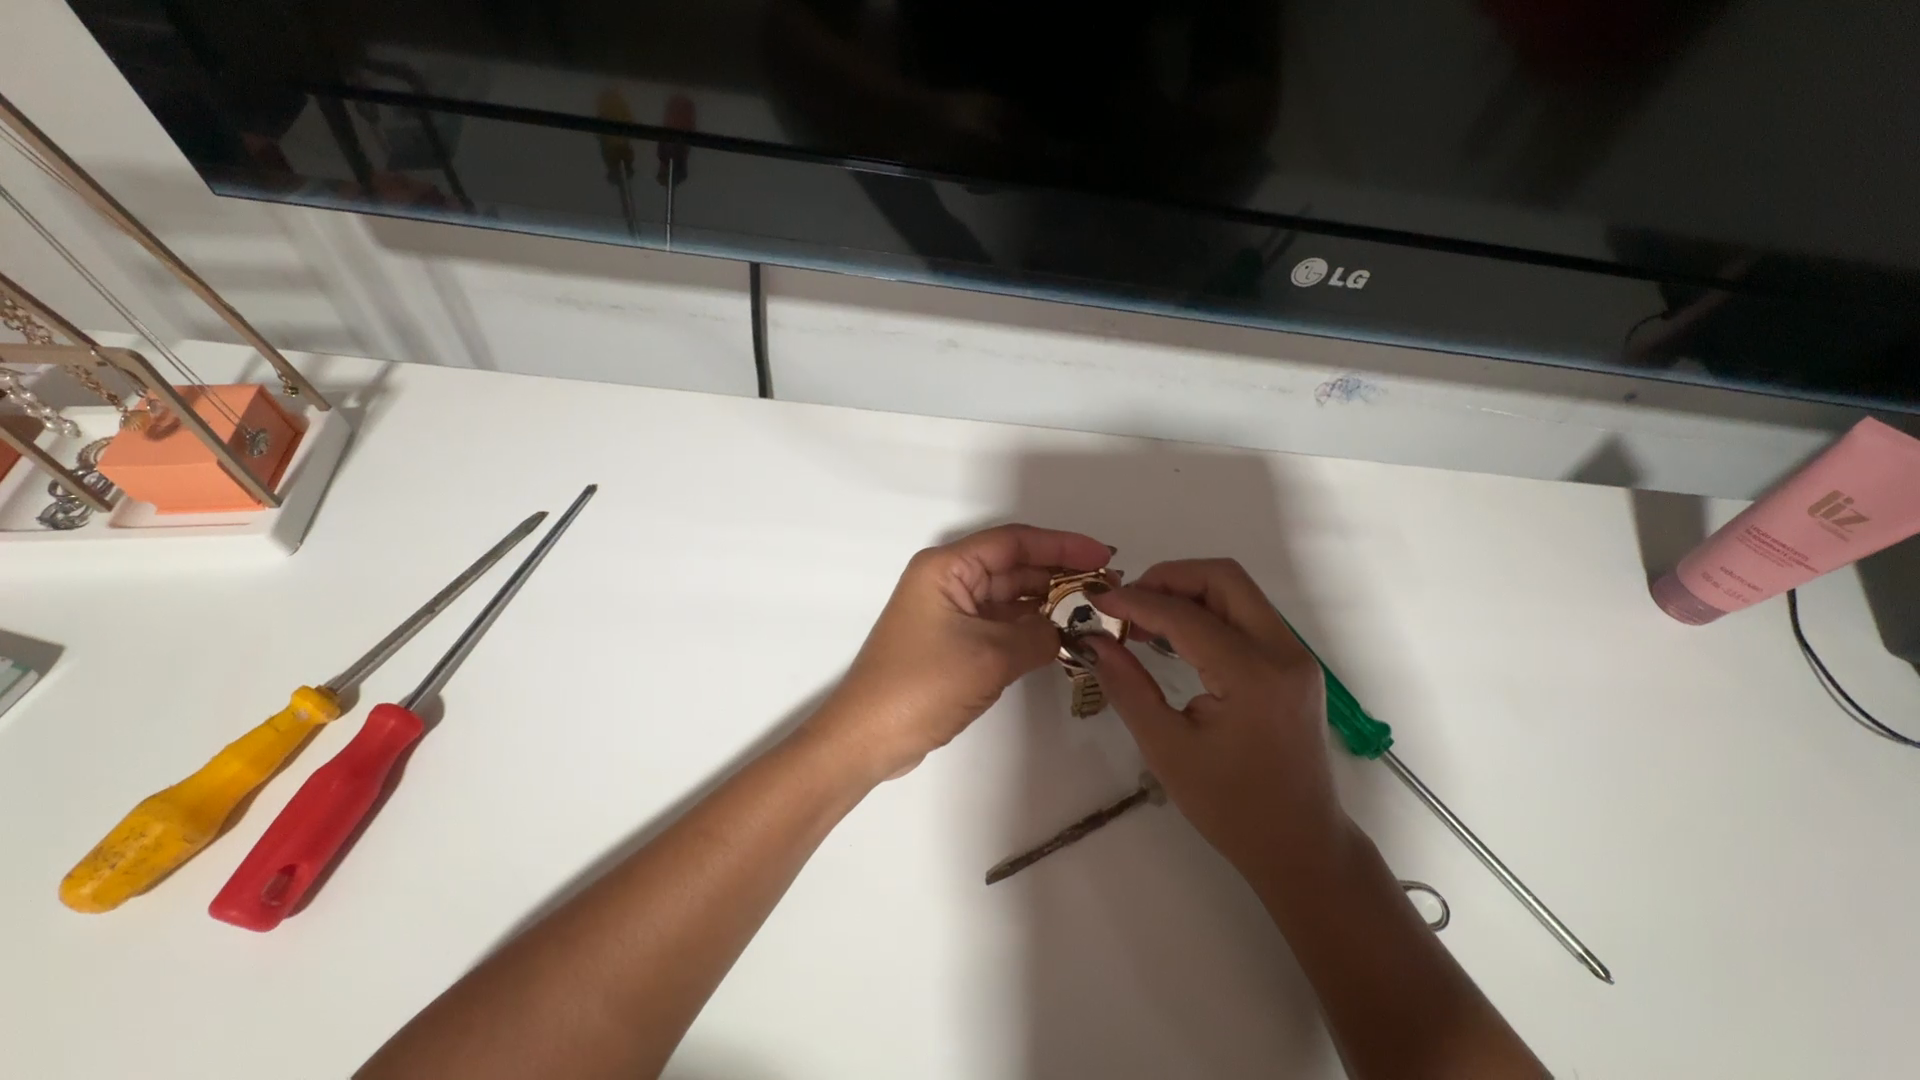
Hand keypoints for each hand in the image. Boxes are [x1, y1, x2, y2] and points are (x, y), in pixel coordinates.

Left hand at [809, 524, 1111, 782]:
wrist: (869, 737)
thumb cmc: (922, 685)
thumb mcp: (990, 657)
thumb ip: (1037, 635)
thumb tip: (1065, 629)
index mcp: (947, 568)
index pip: (1014, 542)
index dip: (1062, 546)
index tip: (1103, 557)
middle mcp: (947, 582)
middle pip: (1012, 566)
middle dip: (1059, 575)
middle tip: (1108, 587)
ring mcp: (949, 614)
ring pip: (1008, 597)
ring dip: (1047, 603)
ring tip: (1094, 610)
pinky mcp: (952, 643)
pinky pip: (999, 624)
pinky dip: (1029, 628)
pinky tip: (1062, 635)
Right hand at [1080, 559, 1344, 872]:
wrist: (1300, 844)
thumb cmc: (1230, 807)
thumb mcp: (1166, 748)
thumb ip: (1127, 686)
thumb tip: (1093, 641)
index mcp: (1253, 676)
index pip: (1185, 615)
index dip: (1136, 602)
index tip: (1096, 602)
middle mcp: (1283, 653)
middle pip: (1224, 578)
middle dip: (1169, 579)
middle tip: (1127, 602)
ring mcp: (1296, 657)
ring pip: (1239, 592)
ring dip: (1189, 593)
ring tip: (1144, 619)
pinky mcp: (1295, 666)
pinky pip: (1249, 617)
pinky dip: (1210, 613)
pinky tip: (1176, 637)